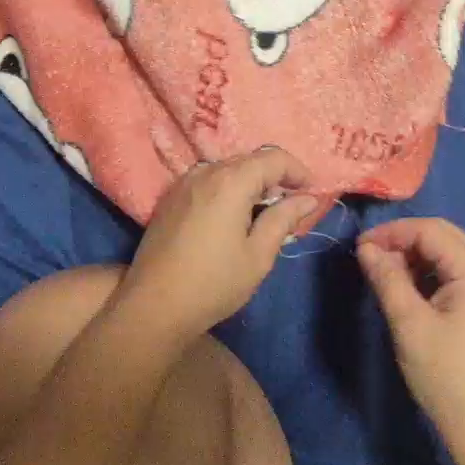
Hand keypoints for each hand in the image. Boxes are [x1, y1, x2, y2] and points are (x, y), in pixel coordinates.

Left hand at [116, 148, 316, 339]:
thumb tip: (307, 198)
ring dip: (249, 184)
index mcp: (230, 181)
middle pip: (249, 161)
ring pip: (227, 169)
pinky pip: (207, 181)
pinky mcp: (170, 198)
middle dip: (274, 178)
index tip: (311, 193)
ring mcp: (184, 183)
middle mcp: (206, 172)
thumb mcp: (258, 255)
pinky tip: (230, 219)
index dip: (297, 171)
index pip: (273, 158)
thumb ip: (283, 219)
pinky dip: (227, 190)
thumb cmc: (213, 283)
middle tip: (289, 209)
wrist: (153, 306)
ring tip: (260, 216)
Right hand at [357, 218, 464, 446]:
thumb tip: (366, 248)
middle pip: (443, 236)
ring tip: (383, 273)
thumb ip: (388, 278)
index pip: (431, 230)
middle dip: (404, 240)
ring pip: (448, 254)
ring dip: (415, 257)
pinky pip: (454, 275)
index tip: (359, 247)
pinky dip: (428, 274)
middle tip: (369, 256)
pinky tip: (405, 289)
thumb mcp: (409, 324)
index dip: (393, 232)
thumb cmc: (446, 376)